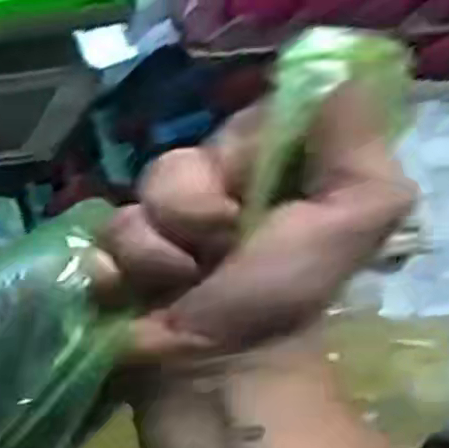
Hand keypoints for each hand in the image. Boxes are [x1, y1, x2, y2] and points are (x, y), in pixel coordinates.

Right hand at [97, 84, 414, 370]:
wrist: (208, 363)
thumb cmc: (281, 295)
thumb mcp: (358, 212)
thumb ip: (354, 145)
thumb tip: (333, 82)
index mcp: (258, 172)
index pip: (232, 128)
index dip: (238, 159)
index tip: (258, 199)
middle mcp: (196, 196)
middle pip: (169, 166)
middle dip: (191, 212)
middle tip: (216, 251)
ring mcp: (140, 235)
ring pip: (125, 214)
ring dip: (152, 256)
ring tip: (175, 286)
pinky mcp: (97, 269)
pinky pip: (90, 255)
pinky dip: (111, 279)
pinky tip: (131, 299)